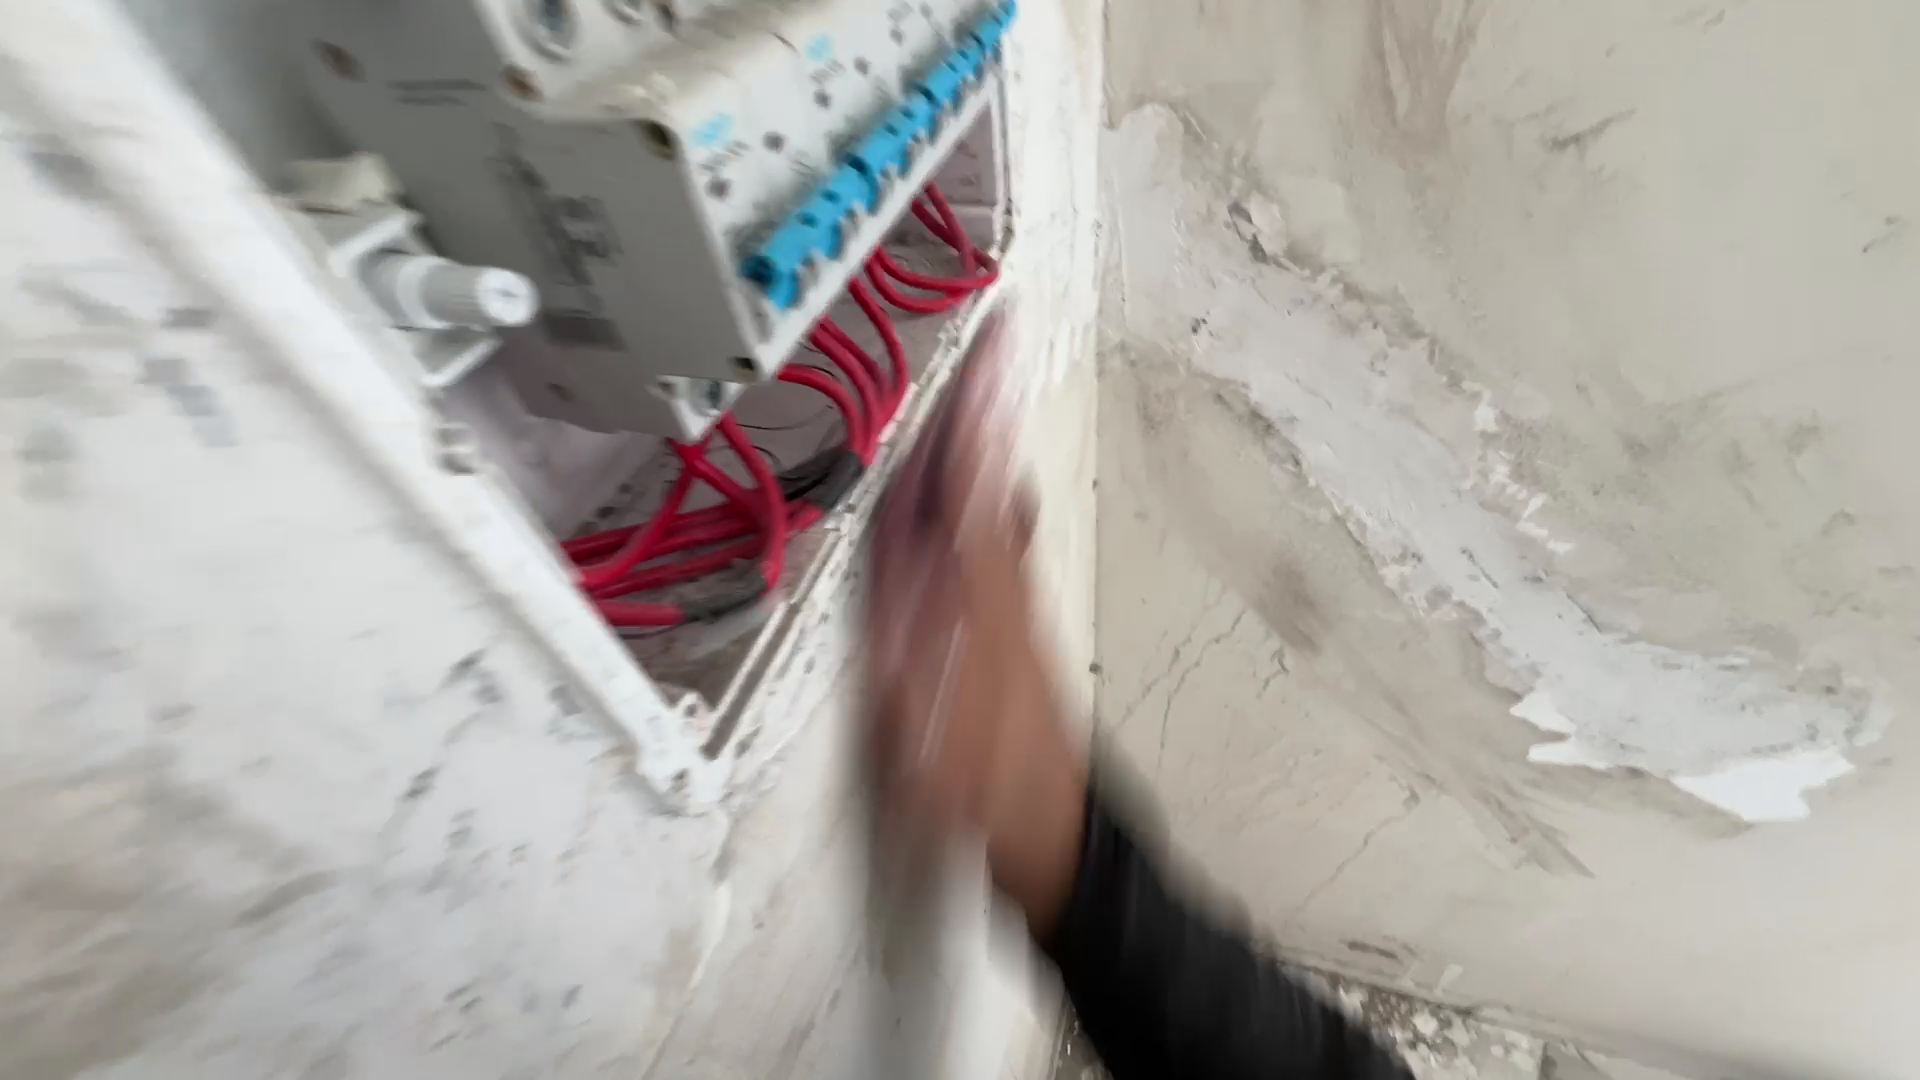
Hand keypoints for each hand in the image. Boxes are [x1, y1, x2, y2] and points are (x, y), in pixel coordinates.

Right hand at [863, 346, 1088, 937]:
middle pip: (988, 475)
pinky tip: (993, 476)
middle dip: (989, 402)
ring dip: (994, 436)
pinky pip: (1002, 533)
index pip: (971, 477)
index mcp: (974, 592)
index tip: (997, 340)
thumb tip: (901, 537)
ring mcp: (1010, 595)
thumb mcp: (919, 712)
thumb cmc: (981, 771)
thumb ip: (905, 616)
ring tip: (991, 382)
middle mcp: (999, 580)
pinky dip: (994, 489)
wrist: (1049, 818)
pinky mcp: (1014, 614)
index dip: (979, 405)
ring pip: (999, 498)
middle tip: (997, 340)